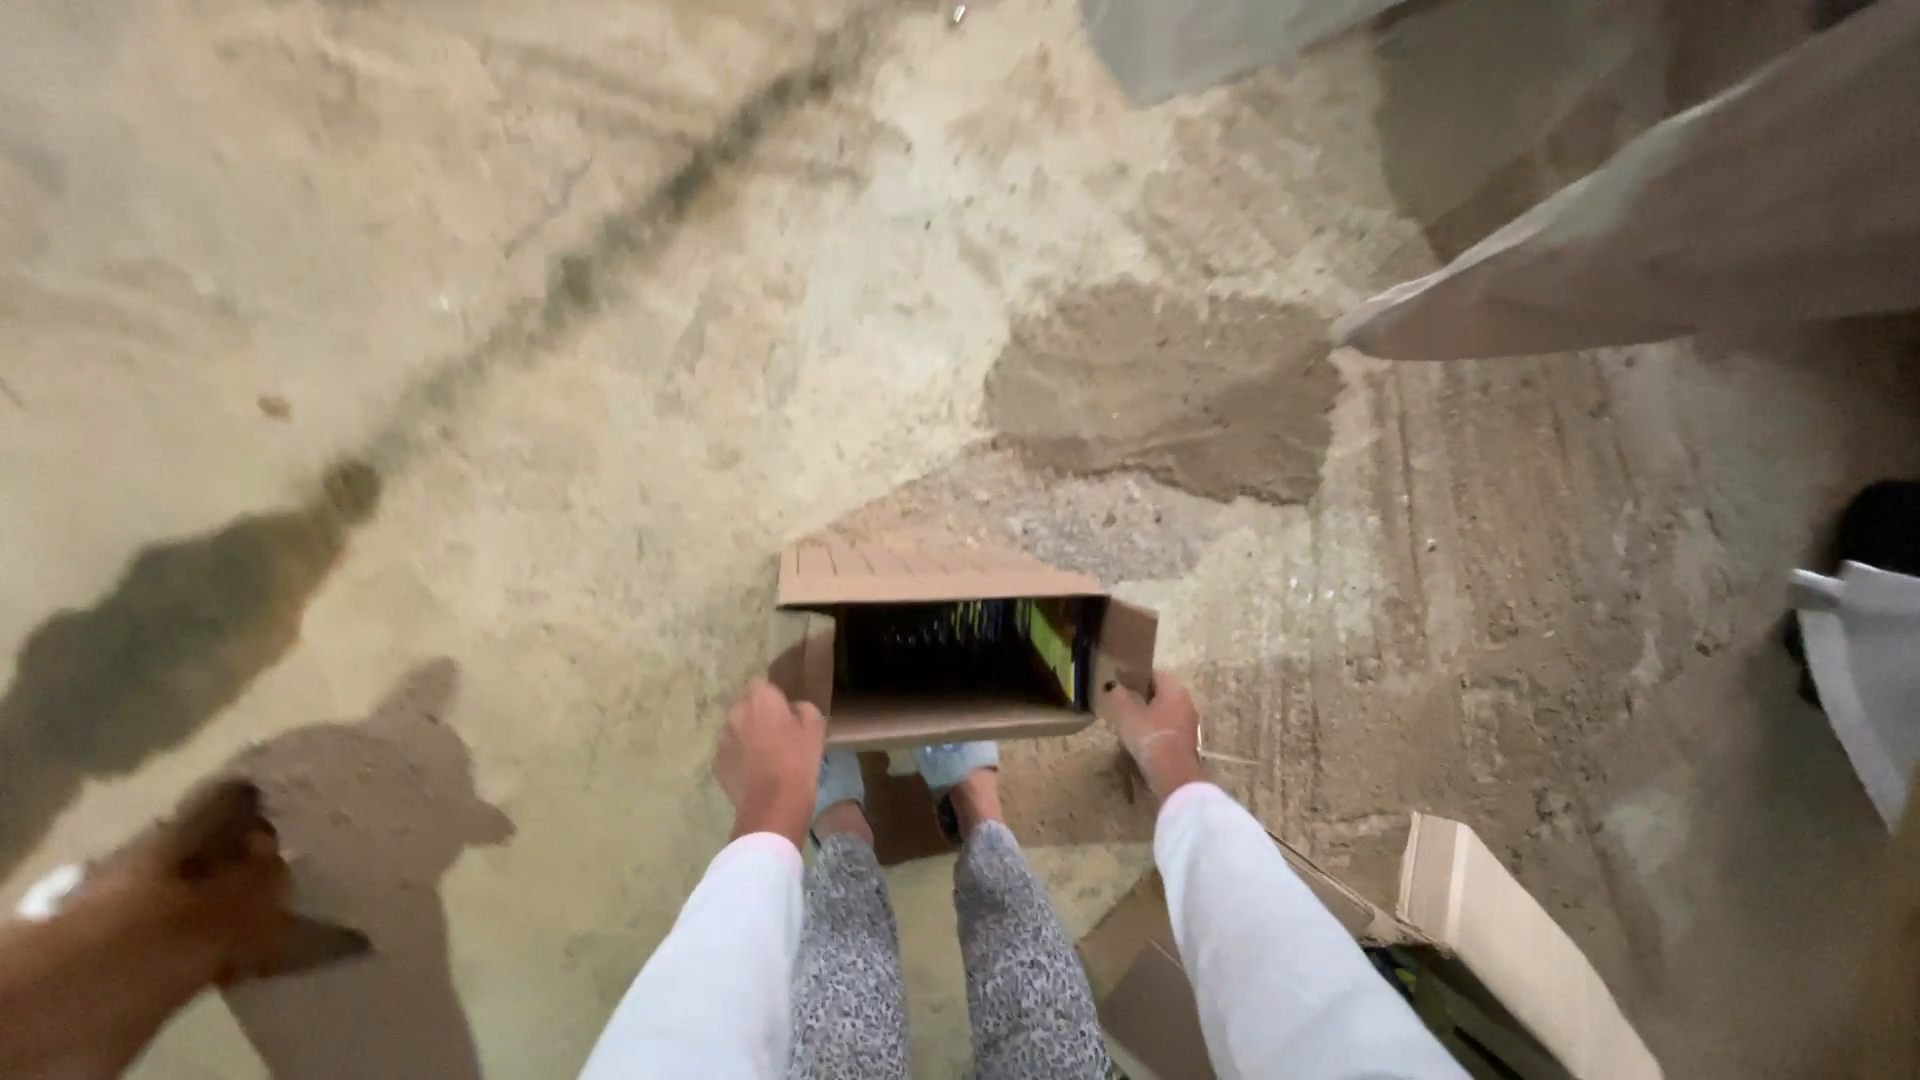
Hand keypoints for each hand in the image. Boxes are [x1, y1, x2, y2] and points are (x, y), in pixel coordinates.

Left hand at [714, 678, 825, 847]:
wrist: (774, 804)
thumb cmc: (799, 760)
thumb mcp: (815, 728)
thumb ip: (803, 708)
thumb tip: (793, 708)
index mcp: (760, 699)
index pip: (760, 684)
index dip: (771, 696)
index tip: (783, 711)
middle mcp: (735, 713)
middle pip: (745, 706)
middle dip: (756, 714)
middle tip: (775, 732)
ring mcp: (722, 738)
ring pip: (735, 729)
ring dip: (746, 735)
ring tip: (763, 755)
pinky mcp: (717, 762)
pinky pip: (730, 751)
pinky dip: (739, 756)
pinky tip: (754, 771)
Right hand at [1099, 671, 1203, 801]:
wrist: (1173, 776)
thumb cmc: (1151, 738)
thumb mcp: (1127, 714)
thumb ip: (1118, 695)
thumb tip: (1113, 684)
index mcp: (1175, 690)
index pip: (1153, 674)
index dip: (1135, 676)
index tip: (1118, 684)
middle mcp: (1186, 703)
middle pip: (1159, 693)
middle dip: (1140, 697)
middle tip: (1119, 703)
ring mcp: (1188, 723)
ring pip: (1162, 711)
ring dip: (1146, 714)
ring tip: (1126, 722)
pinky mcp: (1186, 742)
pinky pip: (1166, 727)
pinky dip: (1154, 729)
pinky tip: (1139, 738)